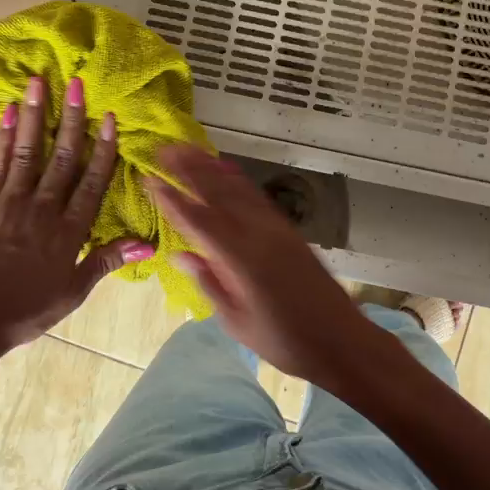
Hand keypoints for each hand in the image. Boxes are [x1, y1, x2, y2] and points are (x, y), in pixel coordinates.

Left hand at [0, 76, 152, 358]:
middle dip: (71, 119)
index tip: (109, 117)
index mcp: (69, 231)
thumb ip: (108, 259)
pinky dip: (3, 137)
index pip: (92, 182)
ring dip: (34, 115)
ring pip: (29, 151)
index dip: (103, 148)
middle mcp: (43, 208)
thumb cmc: (30, 309)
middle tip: (77, 83)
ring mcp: (12, 202)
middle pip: (63, 158)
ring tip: (38, 82)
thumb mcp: (75, 290)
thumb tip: (149, 245)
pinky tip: (7, 112)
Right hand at [145, 145, 382, 381]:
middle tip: (165, 150)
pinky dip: (238, 180)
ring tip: (189, 149)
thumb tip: (180, 255)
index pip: (198, 221)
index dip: (172, 200)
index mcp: (239, 259)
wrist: (340, 340)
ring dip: (212, 168)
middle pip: (218, 195)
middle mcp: (257, 235)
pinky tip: (226, 169)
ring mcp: (276, 229)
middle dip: (190, 170)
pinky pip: (257, 197)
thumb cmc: (283, 340)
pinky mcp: (289, 230)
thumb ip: (209, 282)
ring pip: (238, 190)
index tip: (150, 179)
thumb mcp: (236, 320)